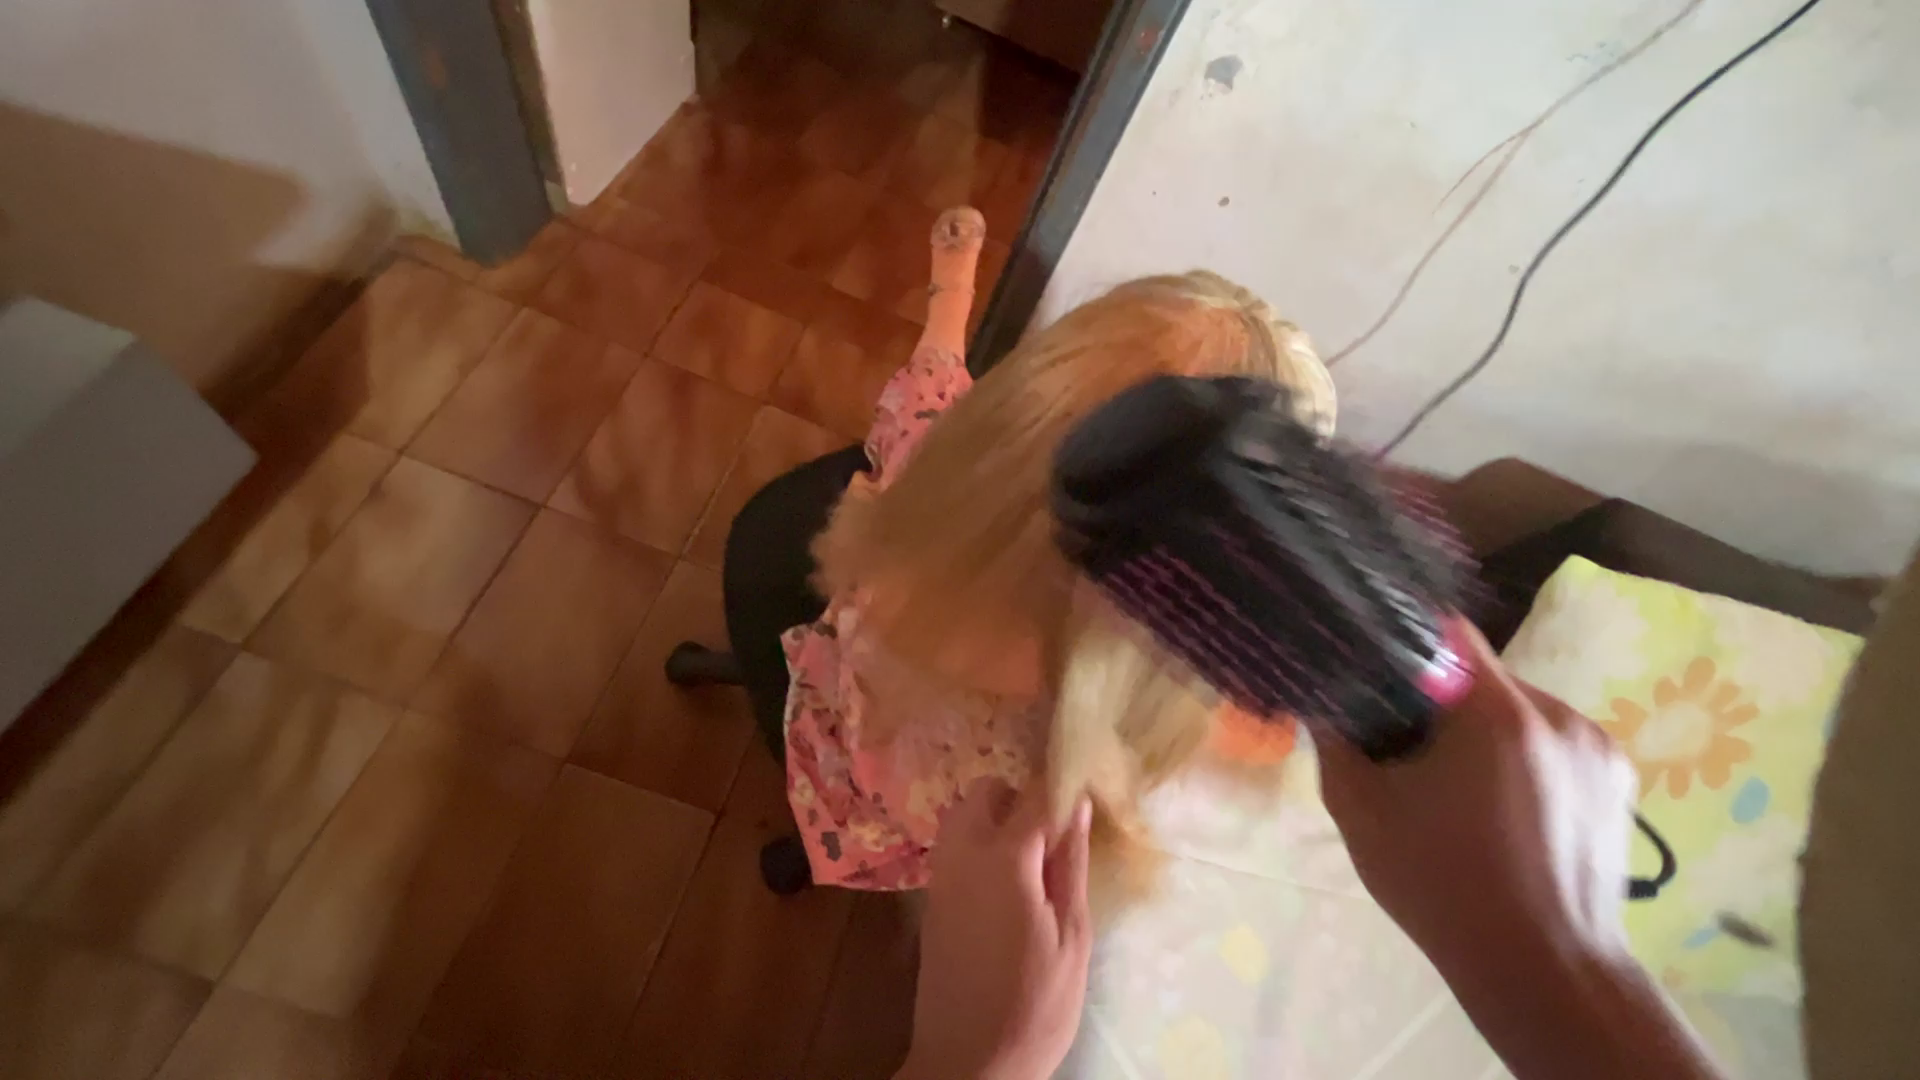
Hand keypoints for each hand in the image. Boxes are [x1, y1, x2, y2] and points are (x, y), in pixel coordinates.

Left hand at [898, 780, 1093, 1079]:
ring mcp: (941, 871)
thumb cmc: (1035, 1004)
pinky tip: (1005, 884)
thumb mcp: (1072, 936)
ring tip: (1031, 862)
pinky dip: (979, 841)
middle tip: (1052, 838)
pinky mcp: (932, 894)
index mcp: (1003, 857)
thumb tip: (1078, 806)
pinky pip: (955, 843)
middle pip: (987, 790)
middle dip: (1020, 797)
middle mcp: (963, 851)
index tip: (1084, 790)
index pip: (1036, 795)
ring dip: (996, 817)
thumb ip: (1071, 863)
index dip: (1062, 787)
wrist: (967, 1063)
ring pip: (964, 812)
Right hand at [1316, 619, 1637, 970]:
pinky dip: (1518, 753)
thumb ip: (1335, 739)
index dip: (1404, 645)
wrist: (1546, 972)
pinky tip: (1497, 803)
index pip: (1448, 634)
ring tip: (1452, 780)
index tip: (1375, 675)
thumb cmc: (1440, 883)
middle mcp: (1559, 716)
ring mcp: (1598, 749)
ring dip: (1480, 727)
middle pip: (1482, 673)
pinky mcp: (1620, 782)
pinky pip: (1551, 740)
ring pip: (1517, 708)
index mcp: (1497, 715)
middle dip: (1440, 697)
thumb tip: (1320, 700)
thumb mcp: (1359, 808)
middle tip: (1405, 744)